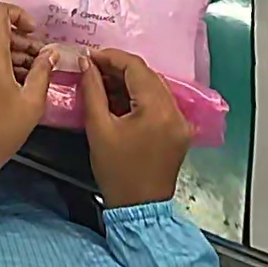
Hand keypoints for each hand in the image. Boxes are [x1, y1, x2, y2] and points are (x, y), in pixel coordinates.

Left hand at [0, 2, 52, 173]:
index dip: (18, 14)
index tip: (33, 32)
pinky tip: (15, 83)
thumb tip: (51, 53)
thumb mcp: (31, 102)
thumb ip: (43, 71)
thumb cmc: (2, 129)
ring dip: (12, 55)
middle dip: (22, 43)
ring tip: (32, 75)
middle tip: (42, 61)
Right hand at [79, 48, 191, 208]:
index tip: (89, 57)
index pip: (135, 67)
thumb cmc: (116, 170)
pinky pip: (159, 100)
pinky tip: (119, 97)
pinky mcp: (179, 130)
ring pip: (154, 85)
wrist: (139, 209)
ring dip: (129, 79)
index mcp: (157, 109)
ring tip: (102, 80)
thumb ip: (92, 90)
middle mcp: (175, 110)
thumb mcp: (98, 127)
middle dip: (118, 67)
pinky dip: (140, 94)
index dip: (111, 57)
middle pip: (147, 74)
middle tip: (92, 67)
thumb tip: (87, 63)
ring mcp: (180, 120)